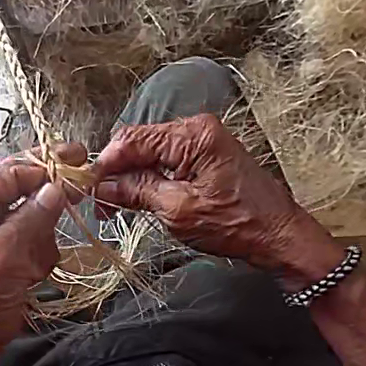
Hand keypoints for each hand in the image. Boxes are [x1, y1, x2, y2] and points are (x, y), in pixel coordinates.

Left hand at [0, 145, 81, 365]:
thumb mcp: (4, 259)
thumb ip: (31, 219)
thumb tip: (57, 187)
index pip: (8, 173)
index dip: (44, 164)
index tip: (78, 157)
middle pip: (22, 190)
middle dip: (47, 201)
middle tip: (80, 187)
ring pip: (34, 217)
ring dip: (42, 239)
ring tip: (31, 269)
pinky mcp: (7, 252)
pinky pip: (35, 240)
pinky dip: (39, 256)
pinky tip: (31, 276)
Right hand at [93, 115, 343, 287]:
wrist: (279, 236)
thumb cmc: (235, 224)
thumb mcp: (177, 210)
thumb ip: (137, 191)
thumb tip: (101, 187)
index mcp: (192, 135)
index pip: (132, 140)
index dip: (105, 164)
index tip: (86, 189)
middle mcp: (195, 129)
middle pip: (138, 143)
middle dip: (114, 171)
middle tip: (98, 203)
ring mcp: (201, 142)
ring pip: (148, 154)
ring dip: (128, 178)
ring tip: (112, 207)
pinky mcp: (204, 157)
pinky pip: (163, 162)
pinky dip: (146, 179)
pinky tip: (135, 199)